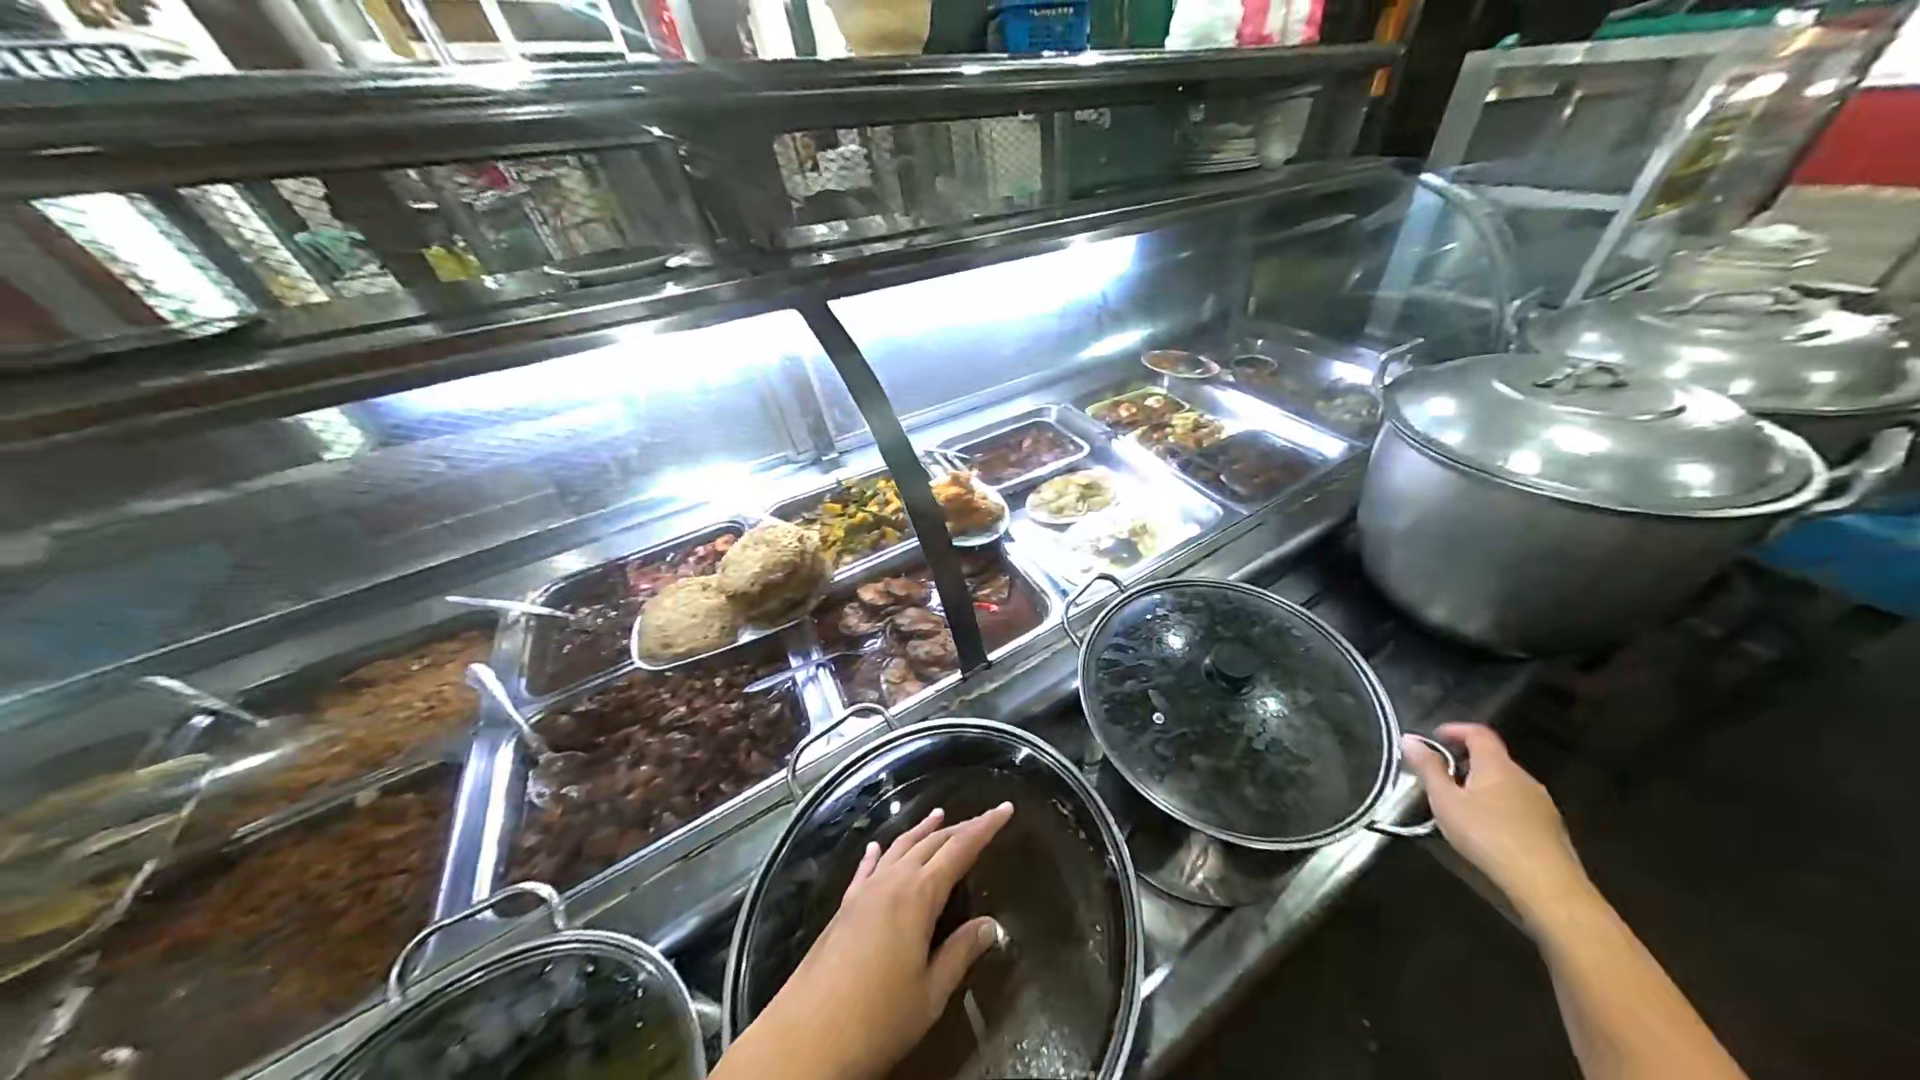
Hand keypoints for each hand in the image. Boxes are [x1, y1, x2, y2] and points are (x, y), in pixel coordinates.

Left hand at [714, 803, 1014, 1079]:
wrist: (807, 1037)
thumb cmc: (878, 1018)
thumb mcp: (930, 992)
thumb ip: (960, 952)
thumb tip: (990, 925)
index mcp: (918, 896)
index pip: (960, 849)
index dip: (985, 827)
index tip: (1005, 808)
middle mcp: (891, 882)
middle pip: (931, 843)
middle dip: (960, 827)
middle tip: (983, 817)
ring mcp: (864, 892)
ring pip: (899, 848)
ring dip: (921, 830)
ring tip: (938, 814)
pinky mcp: (844, 907)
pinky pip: (866, 868)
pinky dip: (878, 853)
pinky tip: (878, 846)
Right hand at [1401, 723, 1593, 928]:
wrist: (1546, 884)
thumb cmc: (1487, 834)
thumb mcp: (1445, 800)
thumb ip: (1428, 768)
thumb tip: (1409, 739)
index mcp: (1497, 766)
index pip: (1479, 733)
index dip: (1455, 729)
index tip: (1434, 737)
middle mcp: (1523, 778)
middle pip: (1493, 758)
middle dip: (1466, 759)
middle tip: (1440, 773)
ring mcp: (1542, 804)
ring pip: (1507, 783)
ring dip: (1482, 783)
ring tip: (1459, 802)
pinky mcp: (1550, 828)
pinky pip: (1518, 804)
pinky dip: (1498, 804)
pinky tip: (1486, 826)